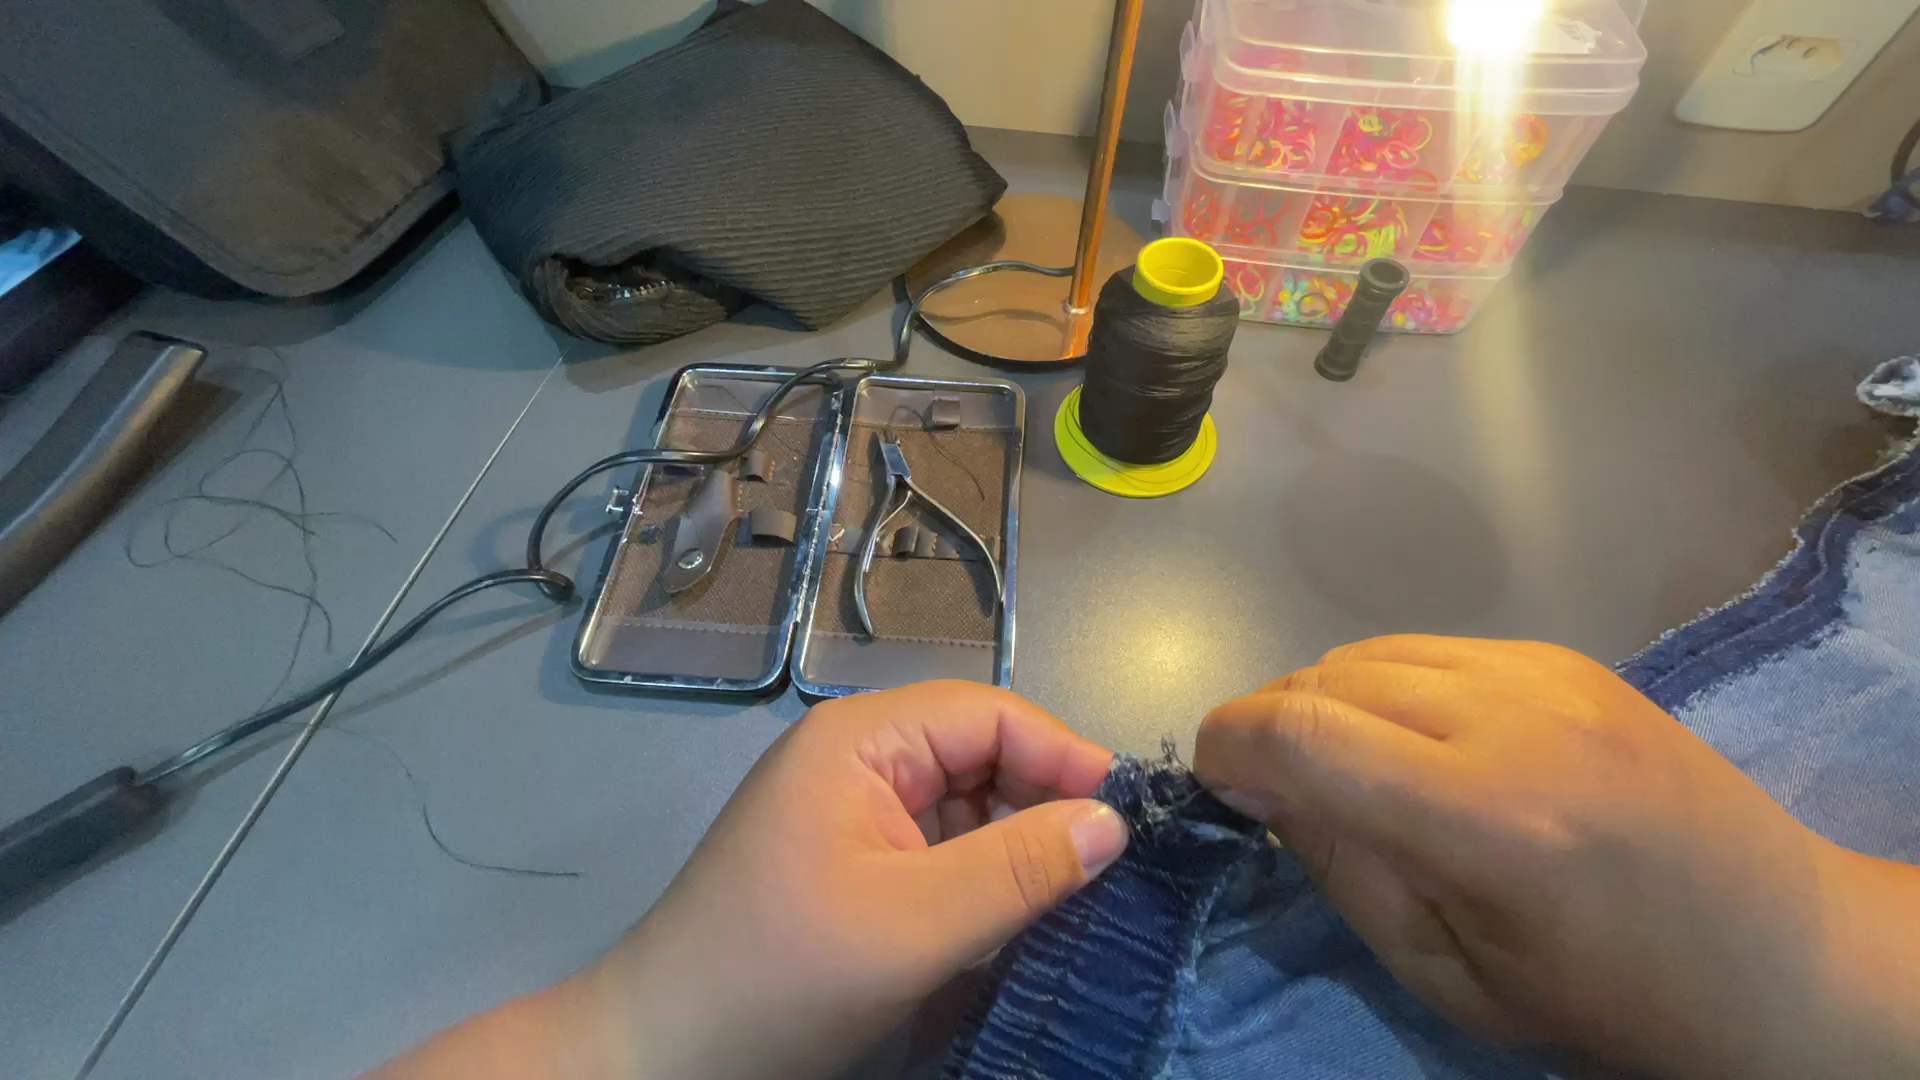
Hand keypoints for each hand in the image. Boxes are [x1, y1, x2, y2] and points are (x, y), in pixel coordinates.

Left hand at [370, 681, 1127, 1079]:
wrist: (664, 1054)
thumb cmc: (783, 973)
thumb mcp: (914, 925)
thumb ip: (1018, 868)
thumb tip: (1111, 823)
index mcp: (864, 737)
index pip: (985, 713)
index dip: (1057, 752)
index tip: (1120, 815)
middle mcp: (861, 754)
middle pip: (976, 752)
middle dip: (1036, 802)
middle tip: (1094, 869)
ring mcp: (856, 804)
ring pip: (964, 801)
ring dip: (1011, 843)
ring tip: (1056, 898)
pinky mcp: (856, 853)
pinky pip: (939, 842)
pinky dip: (978, 873)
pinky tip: (1001, 916)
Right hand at [1194, 635, 1919, 1079]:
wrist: (1790, 953)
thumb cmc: (1606, 995)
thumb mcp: (1442, 972)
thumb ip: (1335, 863)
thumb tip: (1255, 780)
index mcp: (1490, 823)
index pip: (1300, 734)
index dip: (1226, 743)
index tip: (1219, 781)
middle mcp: (1511, 720)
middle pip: (1315, 681)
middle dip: (1265, 726)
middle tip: (1277, 785)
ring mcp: (1538, 673)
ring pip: (1354, 655)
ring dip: (1316, 703)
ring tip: (1344, 759)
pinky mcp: (1553, 655)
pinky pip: (1409, 649)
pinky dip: (1372, 687)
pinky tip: (1406, 733)